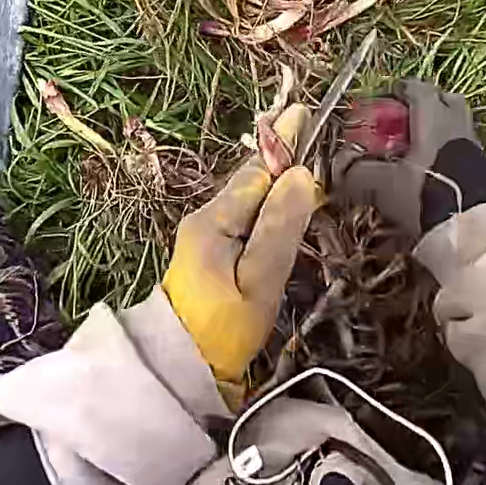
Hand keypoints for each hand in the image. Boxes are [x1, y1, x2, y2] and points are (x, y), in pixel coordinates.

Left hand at [163, 104, 322, 382]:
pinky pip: (245, 209)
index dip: (284, 146)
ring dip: (275, 170)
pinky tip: (282, 191)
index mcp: (215, 219)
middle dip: (280, 151)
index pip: (257, 172)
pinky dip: (267, 193)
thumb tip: (302, 175)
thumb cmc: (222, 330)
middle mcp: (208, 216)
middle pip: (252, 176)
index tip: (303, 113)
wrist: (178, 371)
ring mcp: (206, 231)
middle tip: (307, 120)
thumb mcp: (257, 282)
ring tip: (301, 144)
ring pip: (249, 192)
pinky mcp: (211, 248)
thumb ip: (279, 228)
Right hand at [332, 80, 485, 235]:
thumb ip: (358, 173)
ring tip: (416, 147)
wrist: (469, 226)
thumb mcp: (382, 184)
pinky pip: (461, 145)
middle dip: (424, 105)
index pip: (417, 88)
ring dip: (437, 128)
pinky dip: (446, 149)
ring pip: (455, 122)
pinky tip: (431, 168)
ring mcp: (473, 144)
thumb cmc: (424, 192)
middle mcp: (456, 123)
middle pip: (443, 99)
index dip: (398, 90)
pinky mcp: (483, 166)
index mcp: (433, 117)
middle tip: (403, 120)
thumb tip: (341, 170)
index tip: (383, 100)